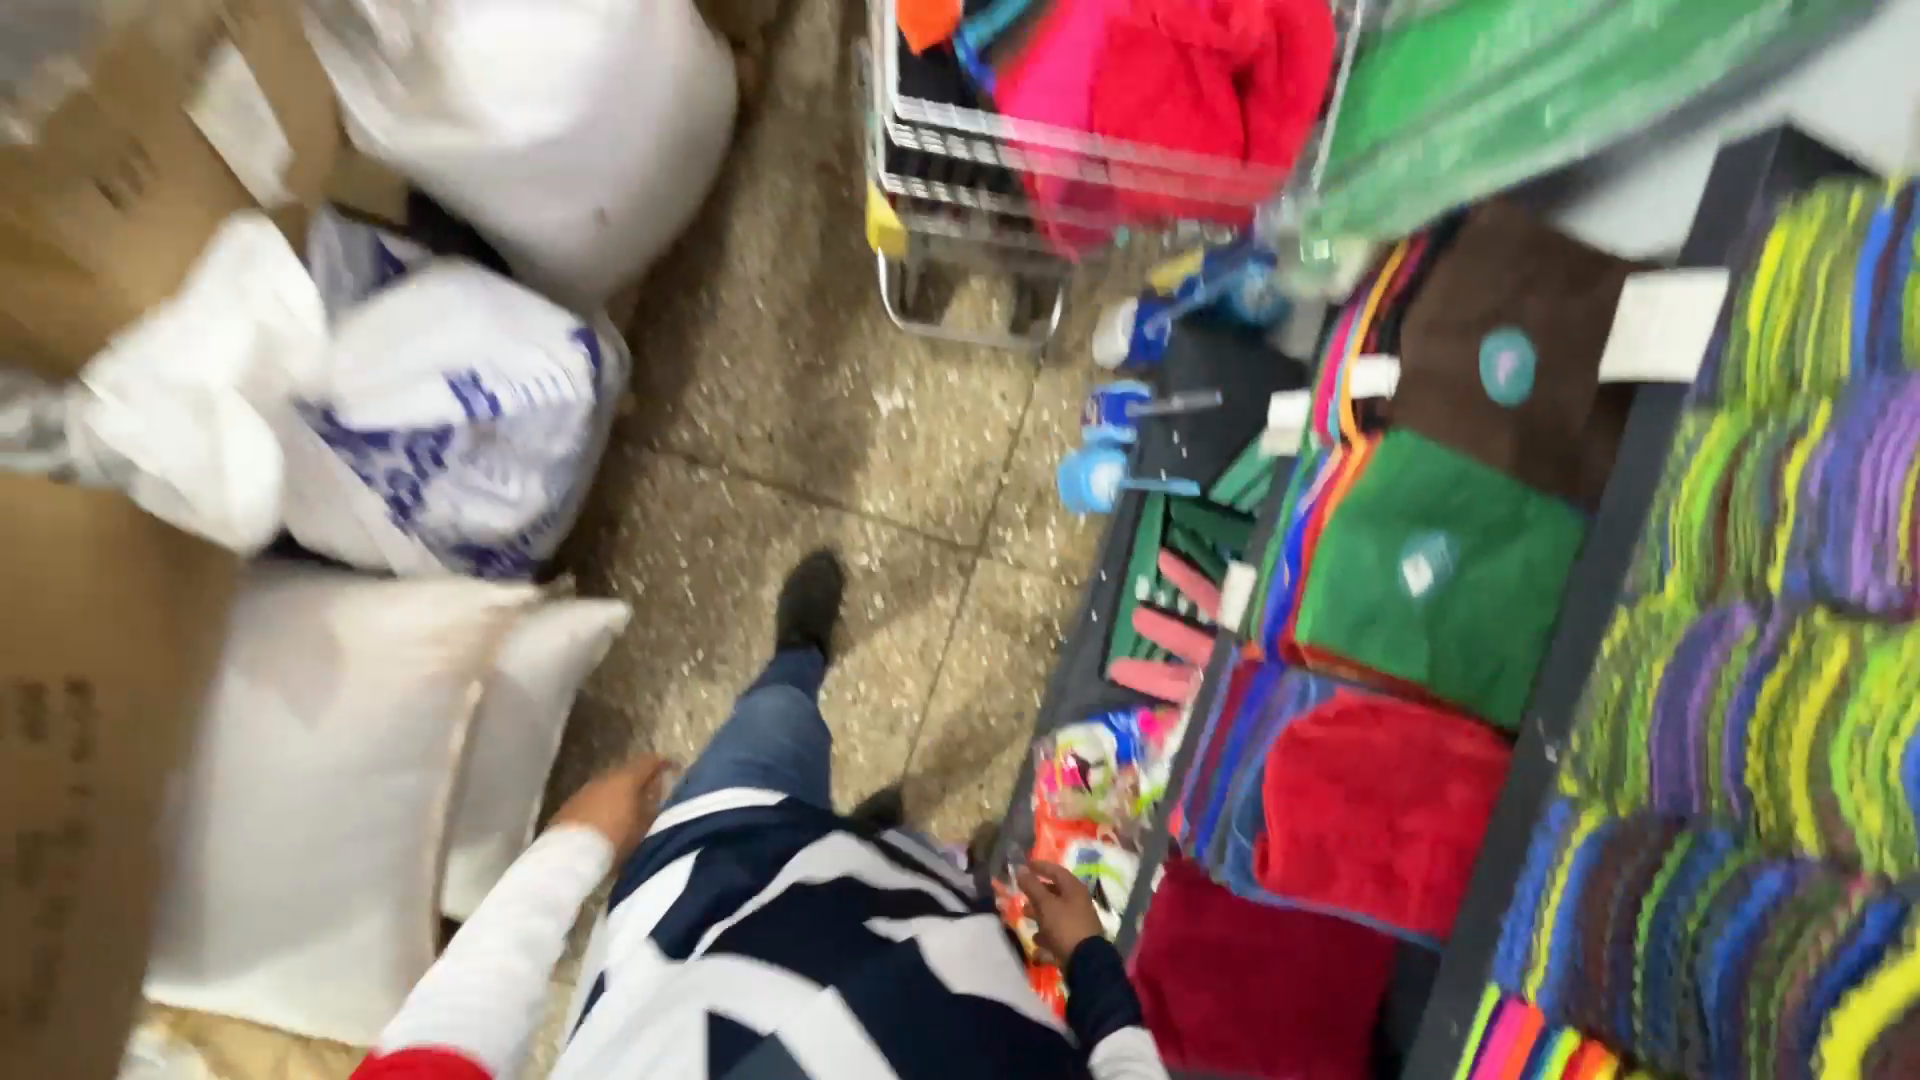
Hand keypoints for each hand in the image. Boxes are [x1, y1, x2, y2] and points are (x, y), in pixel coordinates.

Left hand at [550, 756, 677, 858]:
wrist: (567, 859)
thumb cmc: (615, 839)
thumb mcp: (644, 825)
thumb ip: (653, 804)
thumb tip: (658, 790)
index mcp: (627, 778)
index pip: (650, 761)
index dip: (664, 763)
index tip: (675, 768)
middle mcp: (604, 778)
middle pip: (627, 772)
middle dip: (640, 780)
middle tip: (652, 792)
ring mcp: (583, 791)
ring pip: (607, 786)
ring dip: (619, 794)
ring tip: (629, 809)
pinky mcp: (567, 808)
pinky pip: (592, 800)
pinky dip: (602, 805)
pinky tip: (606, 821)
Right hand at [1016, 860, 1105, 963]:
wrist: (1086, 963)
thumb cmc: (1065, 926)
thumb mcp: (1045, 904)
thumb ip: (1032, 886)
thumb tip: (1020, 868)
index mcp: (1074, 889)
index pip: (1056, 871)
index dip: (1040, 867)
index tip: (1026, 865)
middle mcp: (1078, 902)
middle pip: (1055, 892)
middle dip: (1037, 893)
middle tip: (1022, 893)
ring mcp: (1078, 922)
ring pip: (1055, 913)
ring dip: (1039, 913)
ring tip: (1025, 915)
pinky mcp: (1075, 940)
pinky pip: (1058, 932)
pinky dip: (1046, 934)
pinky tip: (1036, 941)